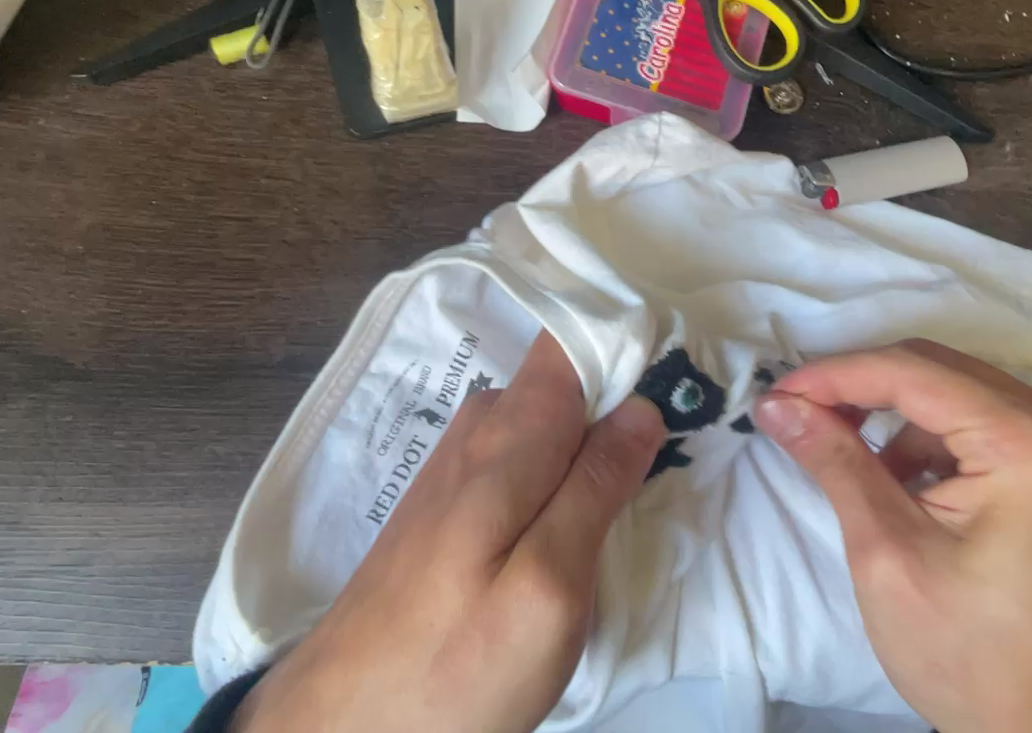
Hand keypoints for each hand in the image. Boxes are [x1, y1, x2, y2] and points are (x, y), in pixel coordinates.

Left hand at [231, 332, 665, 732]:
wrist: (346, 720)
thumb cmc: (455, 660)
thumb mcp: (550, 584)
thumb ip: (596, 487)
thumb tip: (643, 408)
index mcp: (510, 429)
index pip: (571, 336)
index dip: (627, 337)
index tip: (683, 364)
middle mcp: (482, 425)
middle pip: (568, 378)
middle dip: (625, 397)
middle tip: (685, 435)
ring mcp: (463, 460)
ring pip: (550, 420)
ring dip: (598, 439)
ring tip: (646, 477)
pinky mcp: (456, 497)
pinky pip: (526, 455)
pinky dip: (565, 468)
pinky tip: (584, 511)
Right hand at [753, 340, 1031, 732]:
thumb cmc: (971, 657)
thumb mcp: (888, 552)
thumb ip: (834, 461)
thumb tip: (774, 403)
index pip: (913, 373)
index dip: (834, 376)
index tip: (775, 394)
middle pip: (938, 371)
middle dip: (859, 387)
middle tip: (797, 413)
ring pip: (958, 391)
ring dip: (892, 413)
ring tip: (844, 451)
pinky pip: (984, 422)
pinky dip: (931, 437)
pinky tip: (902, 479)